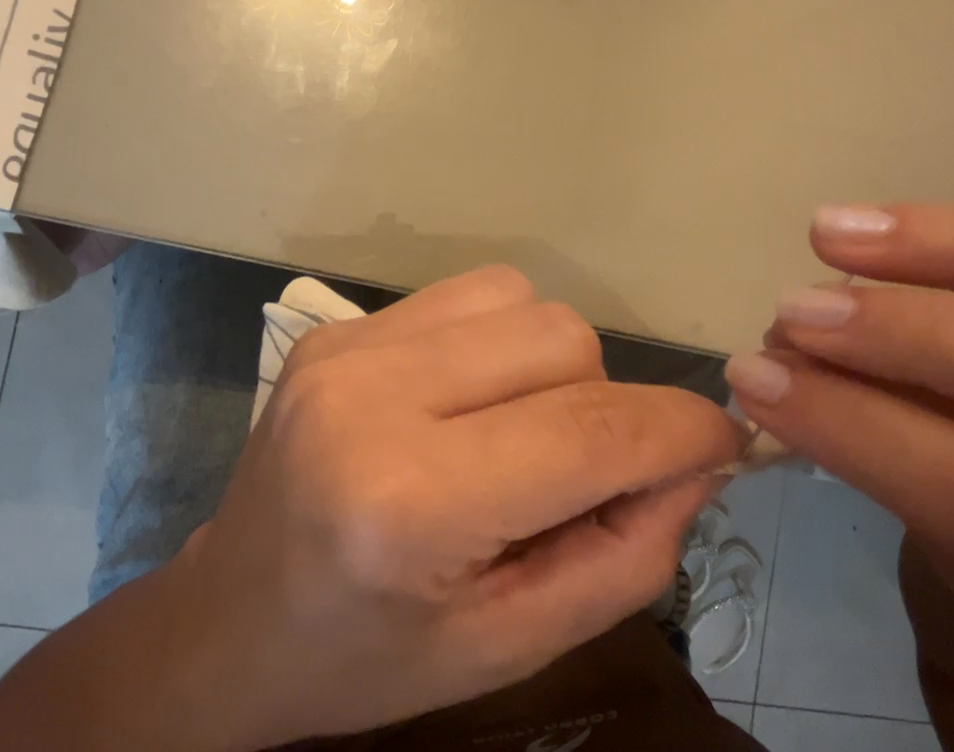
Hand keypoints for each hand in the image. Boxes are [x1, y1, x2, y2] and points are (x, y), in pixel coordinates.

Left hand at [168, 266, 746, 748]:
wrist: (231, 619)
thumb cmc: (370, 656)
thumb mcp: (514, 642)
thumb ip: (626, 553)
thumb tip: (697, 458)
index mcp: (410, 500)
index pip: (591, 433)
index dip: (682, 432)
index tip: (722, 446)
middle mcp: (370, 397)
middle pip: (563, 340)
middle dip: (607, 405)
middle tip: (581, 473)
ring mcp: (344, 348)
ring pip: (521, 301)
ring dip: (552, 366)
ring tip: (515, 435)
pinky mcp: (334, 328)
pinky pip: (467, 297)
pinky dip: (499, 343)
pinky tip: (467, 403)